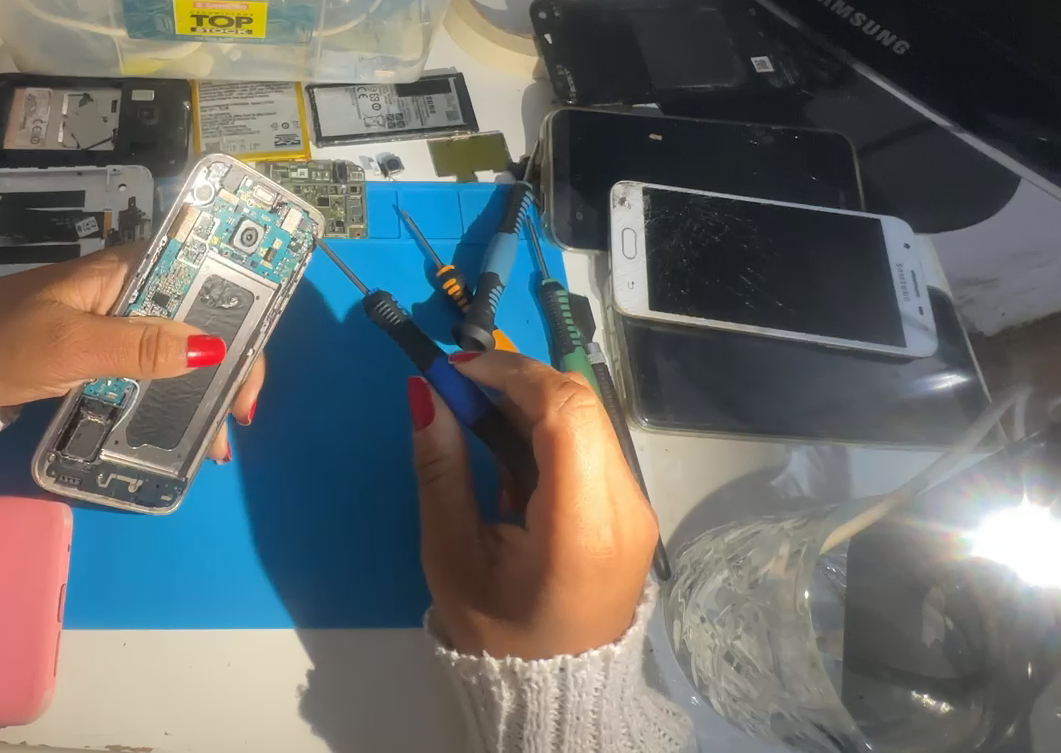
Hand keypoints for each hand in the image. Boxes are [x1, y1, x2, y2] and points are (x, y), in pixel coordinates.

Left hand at [0, 246, 262, 461]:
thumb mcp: (70, 345)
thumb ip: (138, 346)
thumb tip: (214, 349)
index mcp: (129, 270)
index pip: (207, 285)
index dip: (239, 326)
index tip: (244, 380)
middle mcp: (130, 289)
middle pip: (198, 319)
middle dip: (225, 368)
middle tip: (233, 423)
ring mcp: (112, 319)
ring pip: (174, 347)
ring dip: (198, 388)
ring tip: (212, 440)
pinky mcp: (94, 348)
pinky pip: (145, 367)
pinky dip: (166, 394)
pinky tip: (176, 425)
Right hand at [409, 350, 658, 658]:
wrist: (557, 690)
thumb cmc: (496, 629)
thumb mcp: (451, 553)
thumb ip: (440, 467)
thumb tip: (425, 393)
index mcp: (582, 527)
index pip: (564, 413)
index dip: (509, 372)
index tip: (455, 369)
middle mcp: (625, 507)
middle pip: (578, 403)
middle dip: (513, 379)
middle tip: (458, 389)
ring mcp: (635, 505)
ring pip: (583, 414)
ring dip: (524, 401)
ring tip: (475, 426)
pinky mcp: (630, 505)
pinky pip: (587, 439)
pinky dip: (541, 427)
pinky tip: (506, 456)